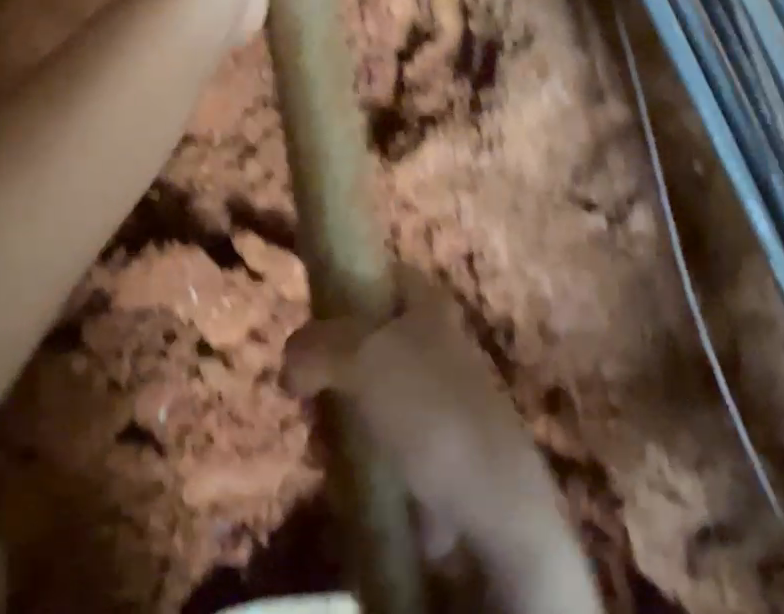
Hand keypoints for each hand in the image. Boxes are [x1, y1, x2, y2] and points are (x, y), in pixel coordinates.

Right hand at [284, 268, 601, 612]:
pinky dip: (352, 448)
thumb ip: (314, 347)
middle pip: (364, 337)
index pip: (384, 275)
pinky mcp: (429, 450)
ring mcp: (433, 400)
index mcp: (429, 309)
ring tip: (316, 437)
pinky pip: (375, 437)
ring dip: (333, 411)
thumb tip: (290, 366)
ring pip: (364, 390)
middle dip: (327, 362)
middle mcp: (434, 346)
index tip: (309, 314)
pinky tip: (335, 464)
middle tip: (302, 388)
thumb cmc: (430, 413)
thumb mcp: (361, 358)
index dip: (346, 284)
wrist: (493, 507)